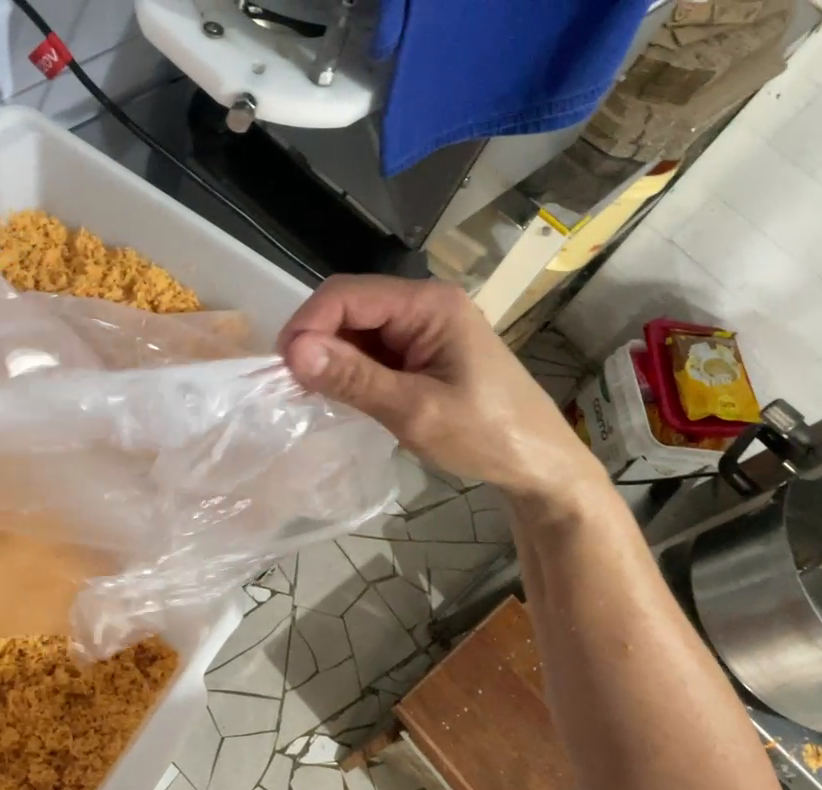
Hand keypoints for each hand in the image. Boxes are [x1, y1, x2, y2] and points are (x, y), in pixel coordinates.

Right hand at [278, 275, 607, 505]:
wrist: (537, 462)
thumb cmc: (485, 435)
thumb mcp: (414, 410)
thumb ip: (354, 379)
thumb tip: (294, 353)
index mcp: (429, 304)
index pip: (347, 294)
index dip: (308, 325)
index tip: (284, 371)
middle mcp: (424, 304)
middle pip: (349, 305)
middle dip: (315, 339)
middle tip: (294, 387)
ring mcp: (424, 327)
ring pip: (356, 328)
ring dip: (330, 356)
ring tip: (313, 395)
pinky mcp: (422, 351)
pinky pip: (372, 349)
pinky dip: (350, 368)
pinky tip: (340, 395)